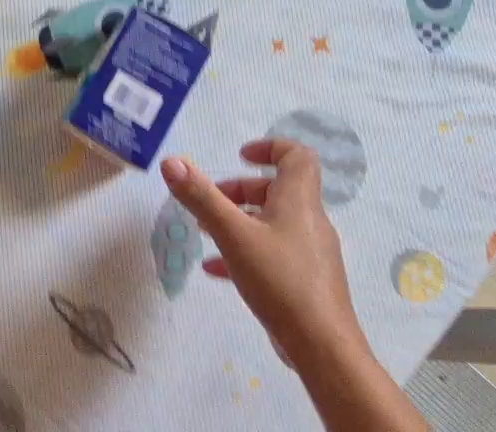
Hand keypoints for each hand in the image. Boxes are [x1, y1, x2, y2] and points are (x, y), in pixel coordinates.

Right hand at [161, 139, 362, 362]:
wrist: (323, 348)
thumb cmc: (280, 280)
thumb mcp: (233, 234)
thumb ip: (201, 197)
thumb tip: (172, 162)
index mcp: (298, 202)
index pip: (298, 156)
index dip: (270, 147)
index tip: (240, 156)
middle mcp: (309, 221)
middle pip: (277, 190)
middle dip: (239, 190)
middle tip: (209, 202)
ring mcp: (309, 253)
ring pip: (273, 222)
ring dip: (238, 220)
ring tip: (205, 232)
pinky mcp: (305, 280)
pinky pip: (272, 252)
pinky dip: (244, 250)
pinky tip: (215, 269)